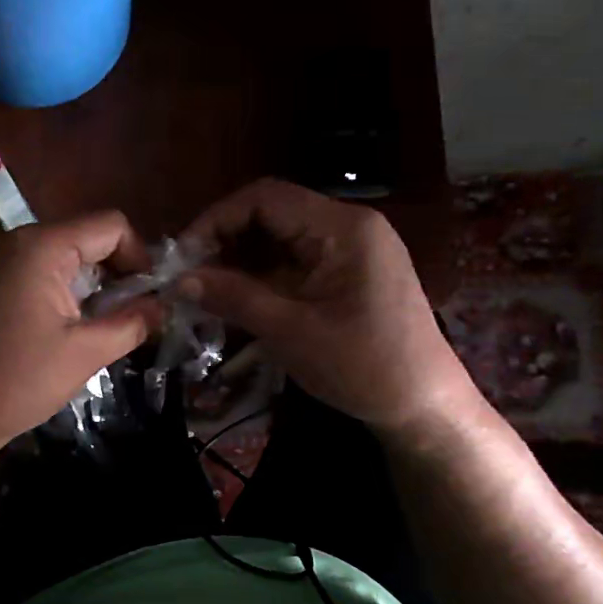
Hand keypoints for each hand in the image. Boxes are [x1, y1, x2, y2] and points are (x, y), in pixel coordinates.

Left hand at [0, 212, 162, 504]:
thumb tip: (164, 307)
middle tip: (135, 315)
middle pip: (86, 237)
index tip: (152, 297)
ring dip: (92, 285)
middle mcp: (17, 241)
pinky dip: (64, 292)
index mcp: (42, 247)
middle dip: (118, 272)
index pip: (110, 226)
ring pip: (63, 257)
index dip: (140, 256)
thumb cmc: (19, 382)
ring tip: (106, 326)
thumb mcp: (86, 353)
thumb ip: (133, 322)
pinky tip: (70, 328)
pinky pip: (38, 273)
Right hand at [181, 179, 481, 441]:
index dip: (216, 220)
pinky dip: (260, 281)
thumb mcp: (291, 332)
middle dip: (224, 242)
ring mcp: (348, 252)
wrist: (422, 405)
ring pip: (278, 242)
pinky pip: (293, 266)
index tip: (183, 257)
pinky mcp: (345, 276)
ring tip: (203, 294)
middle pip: (271, 216)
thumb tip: (180, 279)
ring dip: (239, 264)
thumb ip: (234, 297)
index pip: (265, 198)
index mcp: (342, 228)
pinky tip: (234, 304)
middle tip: (188, 279)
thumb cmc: (362, 366)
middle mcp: (347, 228)